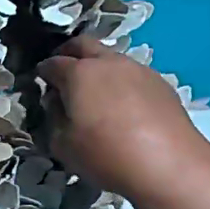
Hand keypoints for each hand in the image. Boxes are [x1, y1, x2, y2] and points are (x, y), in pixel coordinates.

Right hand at [36, 36, 209, 204]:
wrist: (168, 163)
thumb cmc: (107, 155)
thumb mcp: (64, 147)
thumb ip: (54, 120)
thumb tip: (57, 104)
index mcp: (79, 74)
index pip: (53, 64)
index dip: (43, 72)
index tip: (40, 82)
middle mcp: (109, 62)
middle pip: (83, 45)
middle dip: (68, 53)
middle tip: (63, 72)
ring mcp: (138, 69)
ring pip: (111, 59)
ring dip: (98, 69)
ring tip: (96, 93)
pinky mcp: (160, 83)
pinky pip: (132, 76)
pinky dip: (121, 84)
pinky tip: (124, 107)